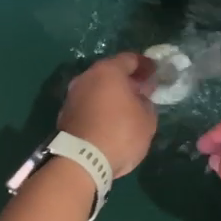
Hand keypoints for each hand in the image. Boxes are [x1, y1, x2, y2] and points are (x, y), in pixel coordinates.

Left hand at [59, 53, 157, 176]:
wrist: (81, 161)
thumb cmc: (120, 134)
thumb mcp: (147, 119)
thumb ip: (146, 103)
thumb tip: (139, 99)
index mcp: (107, 72)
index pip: (130, 59)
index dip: (145, 65)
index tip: (155, 72)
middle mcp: (86, 78)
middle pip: (110, 72)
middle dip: (127, 79)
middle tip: (143, 89)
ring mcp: (72, 96)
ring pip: (97, 88)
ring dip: (112, 93)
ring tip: (128, 106)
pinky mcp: (65, 114)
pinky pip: (88, 103)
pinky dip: (100, 106)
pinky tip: (111, 119)